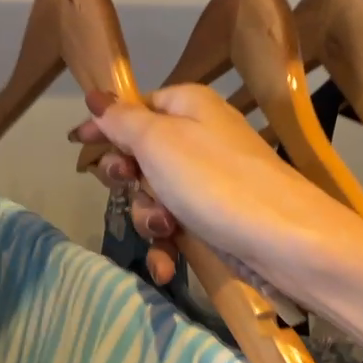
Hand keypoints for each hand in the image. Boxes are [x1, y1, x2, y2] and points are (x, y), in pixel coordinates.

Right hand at [72, 85, 353, 284]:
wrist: (282, 240)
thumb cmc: (216, 181)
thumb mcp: (159, 143)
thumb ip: (122, 121)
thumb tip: (96, 96)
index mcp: (187, 107)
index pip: (135, 109)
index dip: (107, 128)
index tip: (80, 146)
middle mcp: (197, 140)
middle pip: (139, 157)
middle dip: (129, 182)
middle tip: (132, 187)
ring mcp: (205, 183)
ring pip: (153, 198)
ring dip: (149, 220)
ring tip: (166, 230)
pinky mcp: (212, 221)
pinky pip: (174, 229)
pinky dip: (166, 247)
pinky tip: (166, 266)